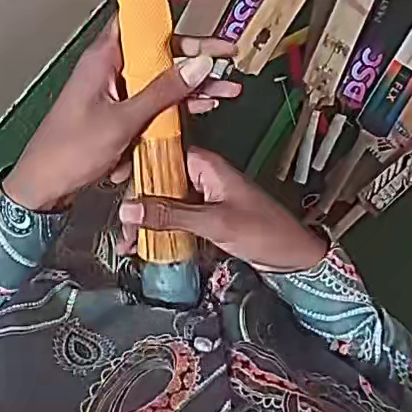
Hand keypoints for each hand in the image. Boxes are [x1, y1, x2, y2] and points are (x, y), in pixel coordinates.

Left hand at [2, 17, 240, 211]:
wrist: (44, 186)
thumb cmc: (72, 150)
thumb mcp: (123, 120)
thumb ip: (163, 92)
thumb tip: (200, 64)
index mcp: (104, 59)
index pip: (135, 20)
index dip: (162, 9)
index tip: (190, 0)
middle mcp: (111, 70)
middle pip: (158, 52)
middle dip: (195, 56)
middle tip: (229, 56)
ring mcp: (116, 93)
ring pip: (161, 80)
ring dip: (193, 85)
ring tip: (229, 90)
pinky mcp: (120, 115)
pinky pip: (154, 103)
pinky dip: (177, 105)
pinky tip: (203, 107)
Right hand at [119, 148, 327, 272]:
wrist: (295, 256)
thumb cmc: (263, 231)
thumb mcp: (214, 223)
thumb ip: (171, 215)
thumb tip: (128, 209)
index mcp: (206, 165)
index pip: (161, 155)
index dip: (136, 169)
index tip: (115, 190)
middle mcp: (201, 175)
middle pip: (158, 181)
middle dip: (138, 205)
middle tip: (124, 230)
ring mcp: (203, 196)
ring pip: (164, 201)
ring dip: (146, 221)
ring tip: (128, 244)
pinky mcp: (205, 215)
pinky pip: (175, 217)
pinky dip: (160, 230)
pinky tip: (145, 246)